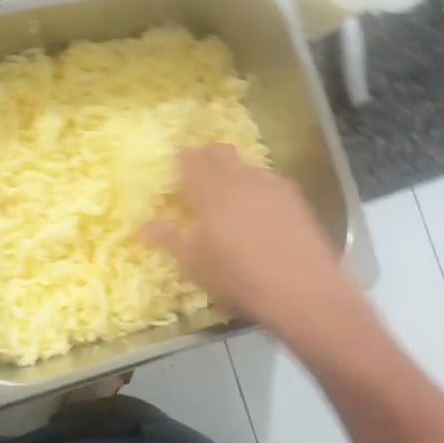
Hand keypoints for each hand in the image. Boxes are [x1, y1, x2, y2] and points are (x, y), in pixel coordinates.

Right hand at [142, 144, 358, 335]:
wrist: (301, 289)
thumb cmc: (239, 278)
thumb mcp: (196, 264)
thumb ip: (169, 239)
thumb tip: (142, 226)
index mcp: (211, 191)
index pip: (191, 160)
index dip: (181, 160)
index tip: (175, 168)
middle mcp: (241, 179)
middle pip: (220, 153)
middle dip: (207, 158)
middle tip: (198, 176)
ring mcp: (272, 185)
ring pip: (247, 166)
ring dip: (234, 173)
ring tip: (230, 196)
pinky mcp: (296, 198)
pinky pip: (270, 182)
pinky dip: (258, 188)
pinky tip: (260, 211)